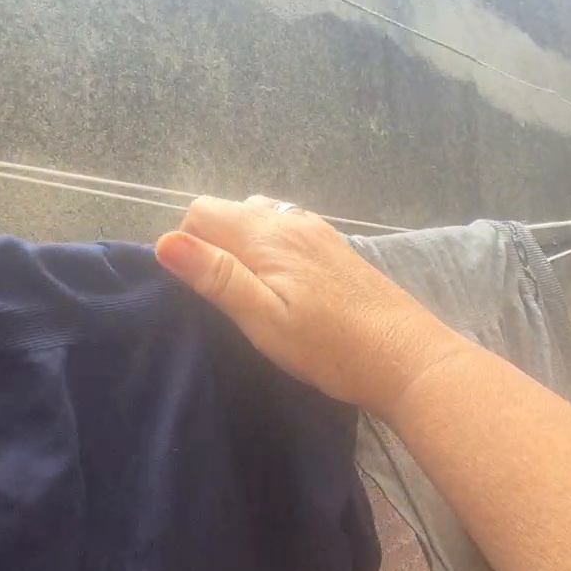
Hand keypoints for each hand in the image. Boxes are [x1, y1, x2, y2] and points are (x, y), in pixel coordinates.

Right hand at [155, 196, 470, 416]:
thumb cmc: (328, 347)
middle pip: (229, 211)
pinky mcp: (335, 248)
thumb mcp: (263, 318)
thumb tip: (165, 242)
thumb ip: (216, 276)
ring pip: (258, 219)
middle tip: (226, 299)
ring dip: (241, 247)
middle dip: (212, 246)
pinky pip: (285, 230)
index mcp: (266, 234)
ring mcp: (317, 231)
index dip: (188, 246)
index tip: (201, 291)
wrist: (405, 358)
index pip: (201, 212)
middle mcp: (290, 219)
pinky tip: (284, 287)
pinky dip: (270, 249)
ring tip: (252, 295)